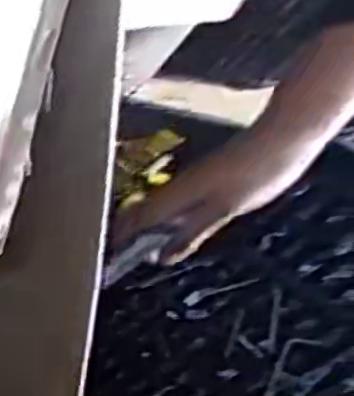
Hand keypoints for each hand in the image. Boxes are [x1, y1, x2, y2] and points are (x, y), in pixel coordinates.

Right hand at [110, 134, 315, 265]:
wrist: (287, 131)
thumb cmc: (255, 173)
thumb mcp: (224, 210)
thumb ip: (189, 236)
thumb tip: (162, 259)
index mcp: (163, 204)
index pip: (125, 230)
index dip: (114, 248)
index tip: (107, 264)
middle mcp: (163, 193)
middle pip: (129, 219)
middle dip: (120, 236)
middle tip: (121, 254)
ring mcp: (180, 183)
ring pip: (145, 210)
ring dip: (140, 227)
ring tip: (145, 244)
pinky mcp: (196, 178)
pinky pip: (164, 203)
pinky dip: (159, 217)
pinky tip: (173, 224)